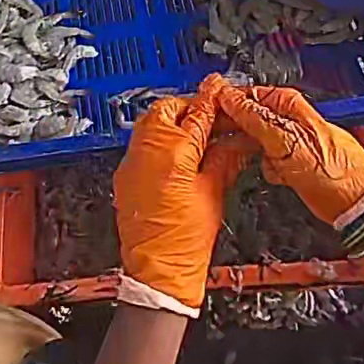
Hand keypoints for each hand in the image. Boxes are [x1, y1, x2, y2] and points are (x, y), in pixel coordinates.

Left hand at [112, 87, 253, 314]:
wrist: (157, 274)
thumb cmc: (184, 243)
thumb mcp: (214, 192)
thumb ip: (225, 156)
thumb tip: (237, 137)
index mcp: (173, 153)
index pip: (197, 113)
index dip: (213, 99)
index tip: (221, 89)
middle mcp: (146, 151)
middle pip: (168, 109)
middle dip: (190, 108)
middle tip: (212, 116)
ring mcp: (132, 162)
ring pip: (152, 123)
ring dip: (174, 122)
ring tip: (197, 135)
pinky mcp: (126, 174)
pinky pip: (143, 143)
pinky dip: (161, 140)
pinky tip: (179, 153)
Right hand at [210, 78, 363, 227]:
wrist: (357, 202)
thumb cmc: (333, 170)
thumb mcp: (284, 140)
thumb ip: (254, 117)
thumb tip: (229, 98)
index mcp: (287, 104)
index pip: (245, 94)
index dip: (225, 103)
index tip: (209, 113)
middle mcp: (287, 119)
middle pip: (247, 116)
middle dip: (236, 130)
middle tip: (224, 141)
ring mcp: (288, 140)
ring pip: (253, 140)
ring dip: (251, 152)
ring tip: (260, 161)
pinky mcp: (290, 161)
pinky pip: (266, 160)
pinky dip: (266, 167)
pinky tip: (273, 173)